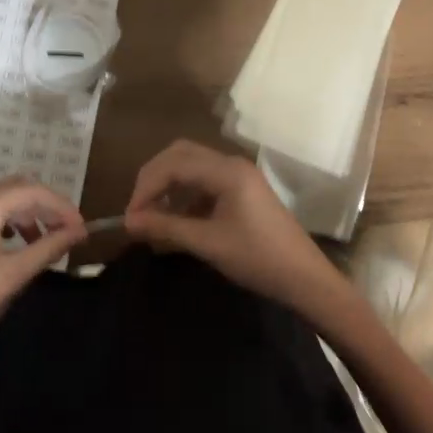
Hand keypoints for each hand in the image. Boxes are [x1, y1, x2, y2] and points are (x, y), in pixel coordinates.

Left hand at [0, 179, 85, 381]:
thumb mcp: (14, 275)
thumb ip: (50, 247)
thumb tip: (79, 232)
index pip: (32, 192)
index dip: (62, 207)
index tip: (82, 228)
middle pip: (13, 188)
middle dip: (43, 207)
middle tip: (67, 231)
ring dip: (21, 213)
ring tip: (41, 240)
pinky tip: (10, 242)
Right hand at [123, 140, 345, 314]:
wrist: (304, 277)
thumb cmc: (257, 258)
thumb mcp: (208, 243)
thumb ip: (166, 227)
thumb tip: (128, 221)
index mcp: (226, 171)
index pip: (173, 165)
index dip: (146, 187)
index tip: (130, 217)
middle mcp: (231, 164)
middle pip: (180, 155)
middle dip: (154, 179)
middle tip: (137, 209)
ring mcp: (238, 176)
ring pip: (192, 167)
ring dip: (168, 186)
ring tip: (152, 217)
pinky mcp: (242, 190)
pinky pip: (204, 182)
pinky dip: (184, 197)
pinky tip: (175, 222)